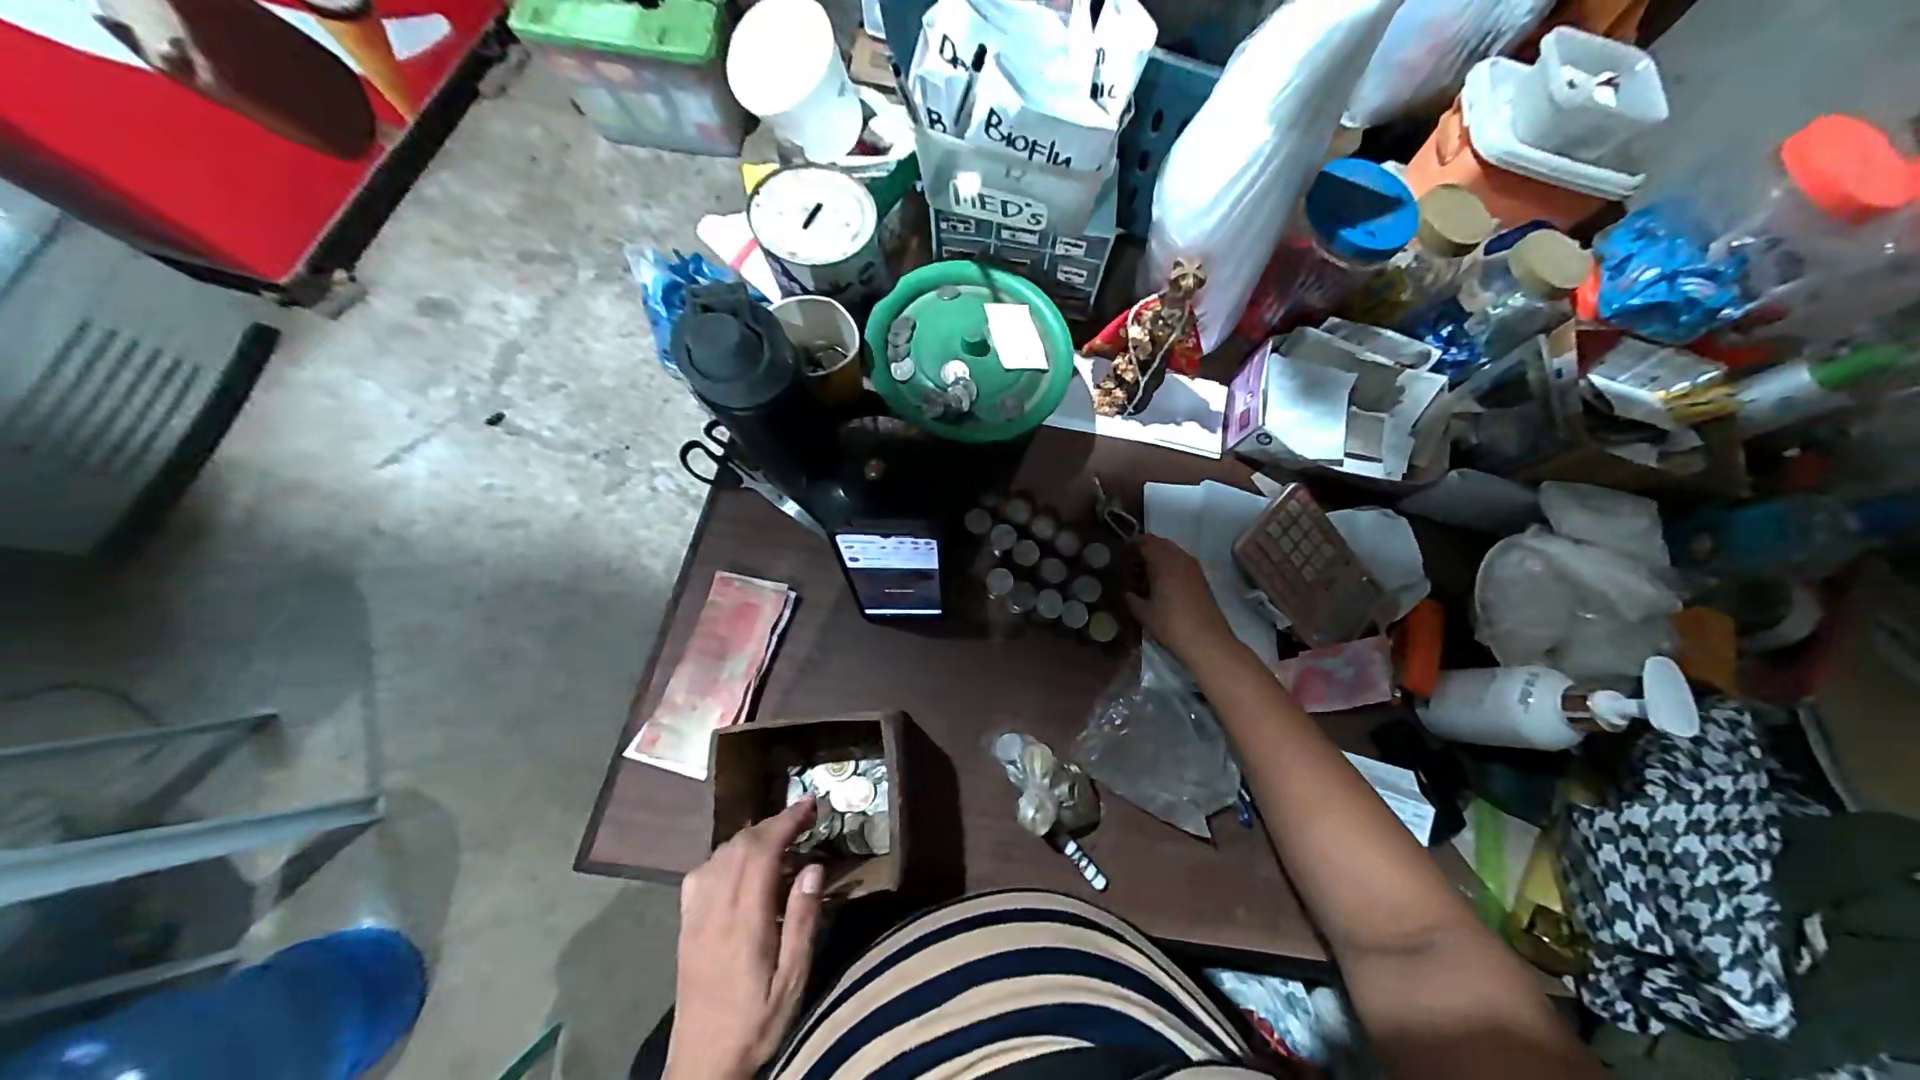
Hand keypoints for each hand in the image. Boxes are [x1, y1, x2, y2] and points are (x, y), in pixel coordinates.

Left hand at [666, 800, 824, 1079]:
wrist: (701, 1065)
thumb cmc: (755, 1024)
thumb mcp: (792, 982)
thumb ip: (802, 922)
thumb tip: (814, 867)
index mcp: (744, 923)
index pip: (762, 852)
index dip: (786, 822)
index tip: (810, 804)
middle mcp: (714, 911)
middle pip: (740, 846)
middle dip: (773, 823)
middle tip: (803, 816)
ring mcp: (694, 916)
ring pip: (720, 855)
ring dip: (751, 836)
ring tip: (780, 837)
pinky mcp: (685, 926)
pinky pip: (701, 873)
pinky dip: (726, 855)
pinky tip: (741, 863)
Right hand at [1125, 533, 1241, 669]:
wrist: (1206, 640)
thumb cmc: (1171, 624)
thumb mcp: (1144, 613)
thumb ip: (1132, 599)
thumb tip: (1128, 593)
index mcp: (1163, 562)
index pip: (1145, 542)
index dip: (1132, 545)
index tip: (1121, 555)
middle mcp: (1180, 558)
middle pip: (1160, 543)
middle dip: (1146, 549)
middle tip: (1132, 564)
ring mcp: (1193, 567)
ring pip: (1172, 551)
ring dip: (1159, 556)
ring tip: (1146, 574)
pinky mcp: (1201, 578)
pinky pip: (1181, 562)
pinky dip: (1170, 565)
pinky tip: (1162, 582)